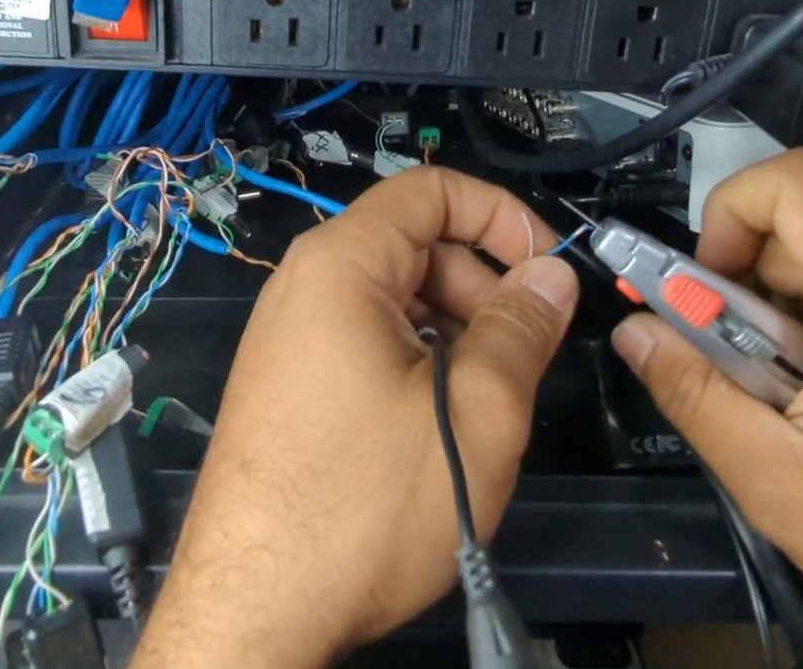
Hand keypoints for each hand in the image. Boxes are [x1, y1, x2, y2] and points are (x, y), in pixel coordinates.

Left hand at [133, 167, 580, 668]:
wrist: (251, 612)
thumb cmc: (364, 503)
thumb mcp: (472, 412)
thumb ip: (521, 329)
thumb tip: (551, 276)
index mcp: (341, 263)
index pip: (431, 190)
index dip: (501, 215)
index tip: (549, 268)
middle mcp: (306, 284)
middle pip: (416, 245)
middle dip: (482, 285)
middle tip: (525, 353)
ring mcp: (291, 335)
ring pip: (396, 298)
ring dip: (455, 330)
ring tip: (484, 398)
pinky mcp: (289, 382)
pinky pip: (368, 340)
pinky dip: (417, 359)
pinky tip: (438, 420)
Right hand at [610, 149, 802, 668]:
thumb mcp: (782, 485)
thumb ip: (695, 396)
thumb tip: (634, 331)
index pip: (798, 182)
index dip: (729, 210)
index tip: (706, 287)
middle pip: (800, 229)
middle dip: (739, 284)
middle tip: (728, 365)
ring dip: (774, 317)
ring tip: (782, 403)